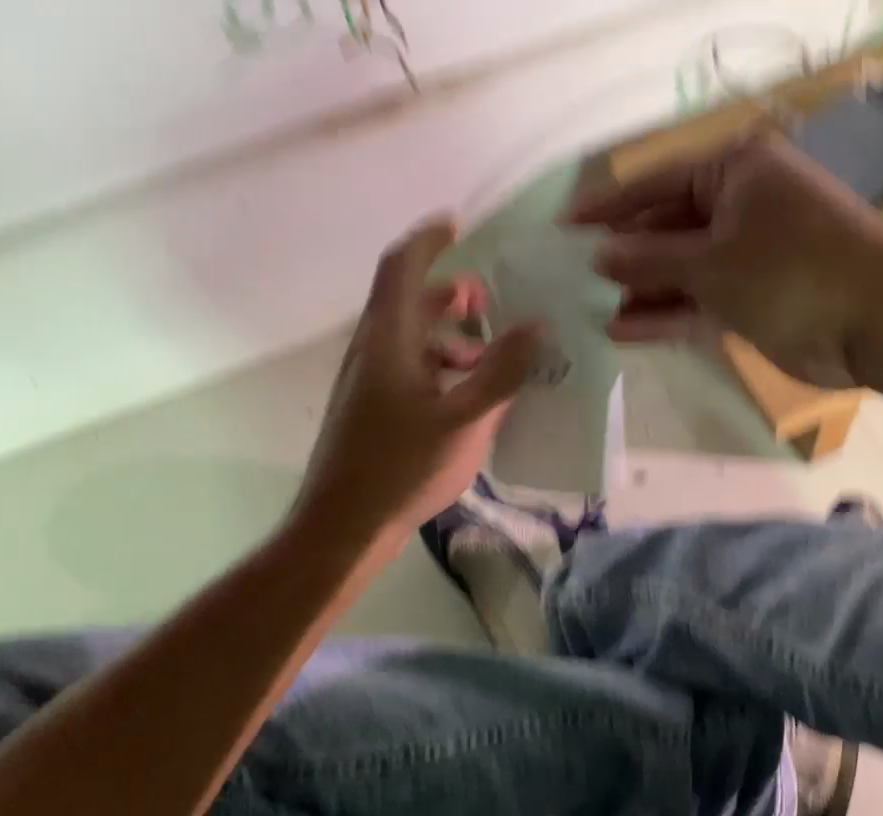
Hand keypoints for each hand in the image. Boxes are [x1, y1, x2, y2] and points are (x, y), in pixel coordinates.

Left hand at [296, 220, 539, 537]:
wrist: (344, 525)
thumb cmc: (402, 467)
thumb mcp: (465, 419)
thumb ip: (502, 371)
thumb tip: (538, 325)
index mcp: (388, 340)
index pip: (403, 268)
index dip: (429, 239)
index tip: (460, 224)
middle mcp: (372, 351)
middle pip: (408, 303)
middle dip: (450, 294)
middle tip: (491, 301)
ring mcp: (368, 384)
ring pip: (410, 341)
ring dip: (449, 337)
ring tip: (490, 356)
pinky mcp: (372, 412)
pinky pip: (410, 371)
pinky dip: (441, 368)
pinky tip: (470, 399)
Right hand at [568, 134, 882, 389]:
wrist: (877, 322)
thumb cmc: (791, 271)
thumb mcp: (710, 262)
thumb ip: (650, 260)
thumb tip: (598, 256)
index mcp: (738, 170)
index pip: (659, 182)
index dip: (610, 207)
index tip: (567, 227)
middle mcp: (744, 206)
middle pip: (671, 227)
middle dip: (629, 256)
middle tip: (577, 278)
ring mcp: (753, 256)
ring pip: (687, 270)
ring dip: (646, 292)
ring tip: (595, 311)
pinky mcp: (759, 300)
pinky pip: (704, 302)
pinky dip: (671, 315)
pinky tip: (626, 331)